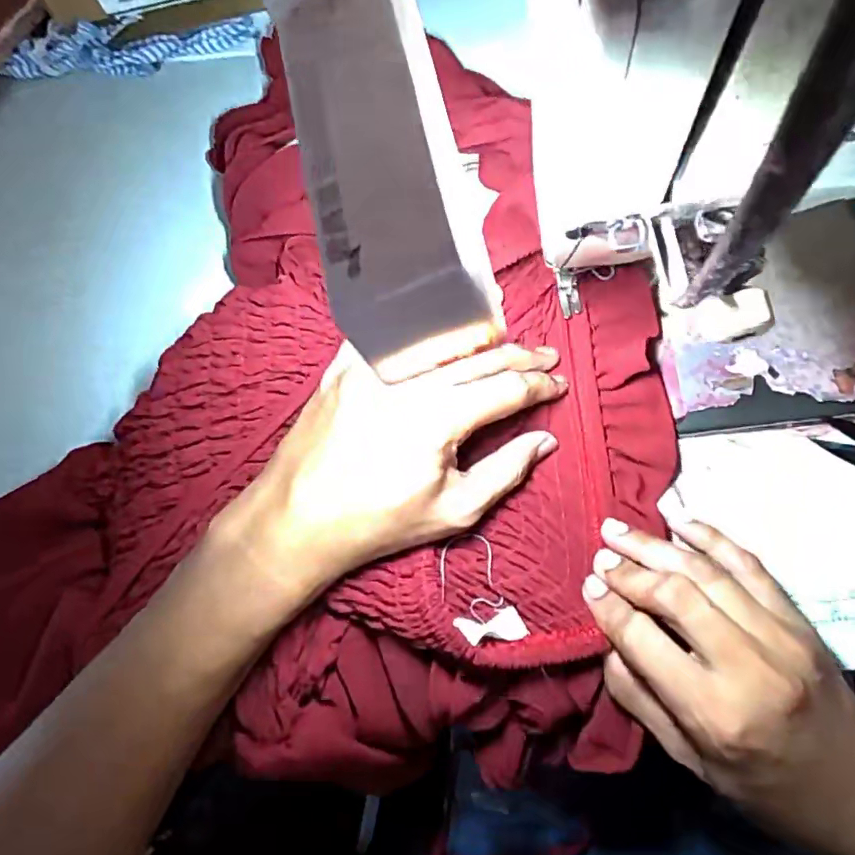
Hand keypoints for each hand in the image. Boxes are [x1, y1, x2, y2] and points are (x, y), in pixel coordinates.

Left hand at [208, 341, 566, 611]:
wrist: (295, 521)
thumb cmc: (378, 523)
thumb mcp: (455, 509)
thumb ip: (508, 470)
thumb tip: (545, 442)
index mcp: (438, 417)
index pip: (507, 388)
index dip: (540, 386)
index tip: (559, 386)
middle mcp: (407, 381)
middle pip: (482, 356)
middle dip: (523, 357)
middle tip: (548, 359)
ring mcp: (371, 367)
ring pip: (443, 338)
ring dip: (483, 339)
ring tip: (509, 343)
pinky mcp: (345, 366)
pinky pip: (395, 335)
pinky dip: (428, 331)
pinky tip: (447, 332)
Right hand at [581, 518, 854, 854]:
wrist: (852, 785)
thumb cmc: (764, 788)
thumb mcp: (692, 763)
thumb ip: (644, 702)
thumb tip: (609, 645)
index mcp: (714, 712)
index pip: (646, 641)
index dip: (611, 608)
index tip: (588, 584)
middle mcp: (747, 665)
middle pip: (676, 596)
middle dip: (632, 570)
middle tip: (602, 550)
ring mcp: (779, 634)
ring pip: (709, 573)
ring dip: (661, 546)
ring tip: (624, 530)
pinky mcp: (798, 617)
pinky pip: (750, 565)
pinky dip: (713, 538)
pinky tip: (682, 522)